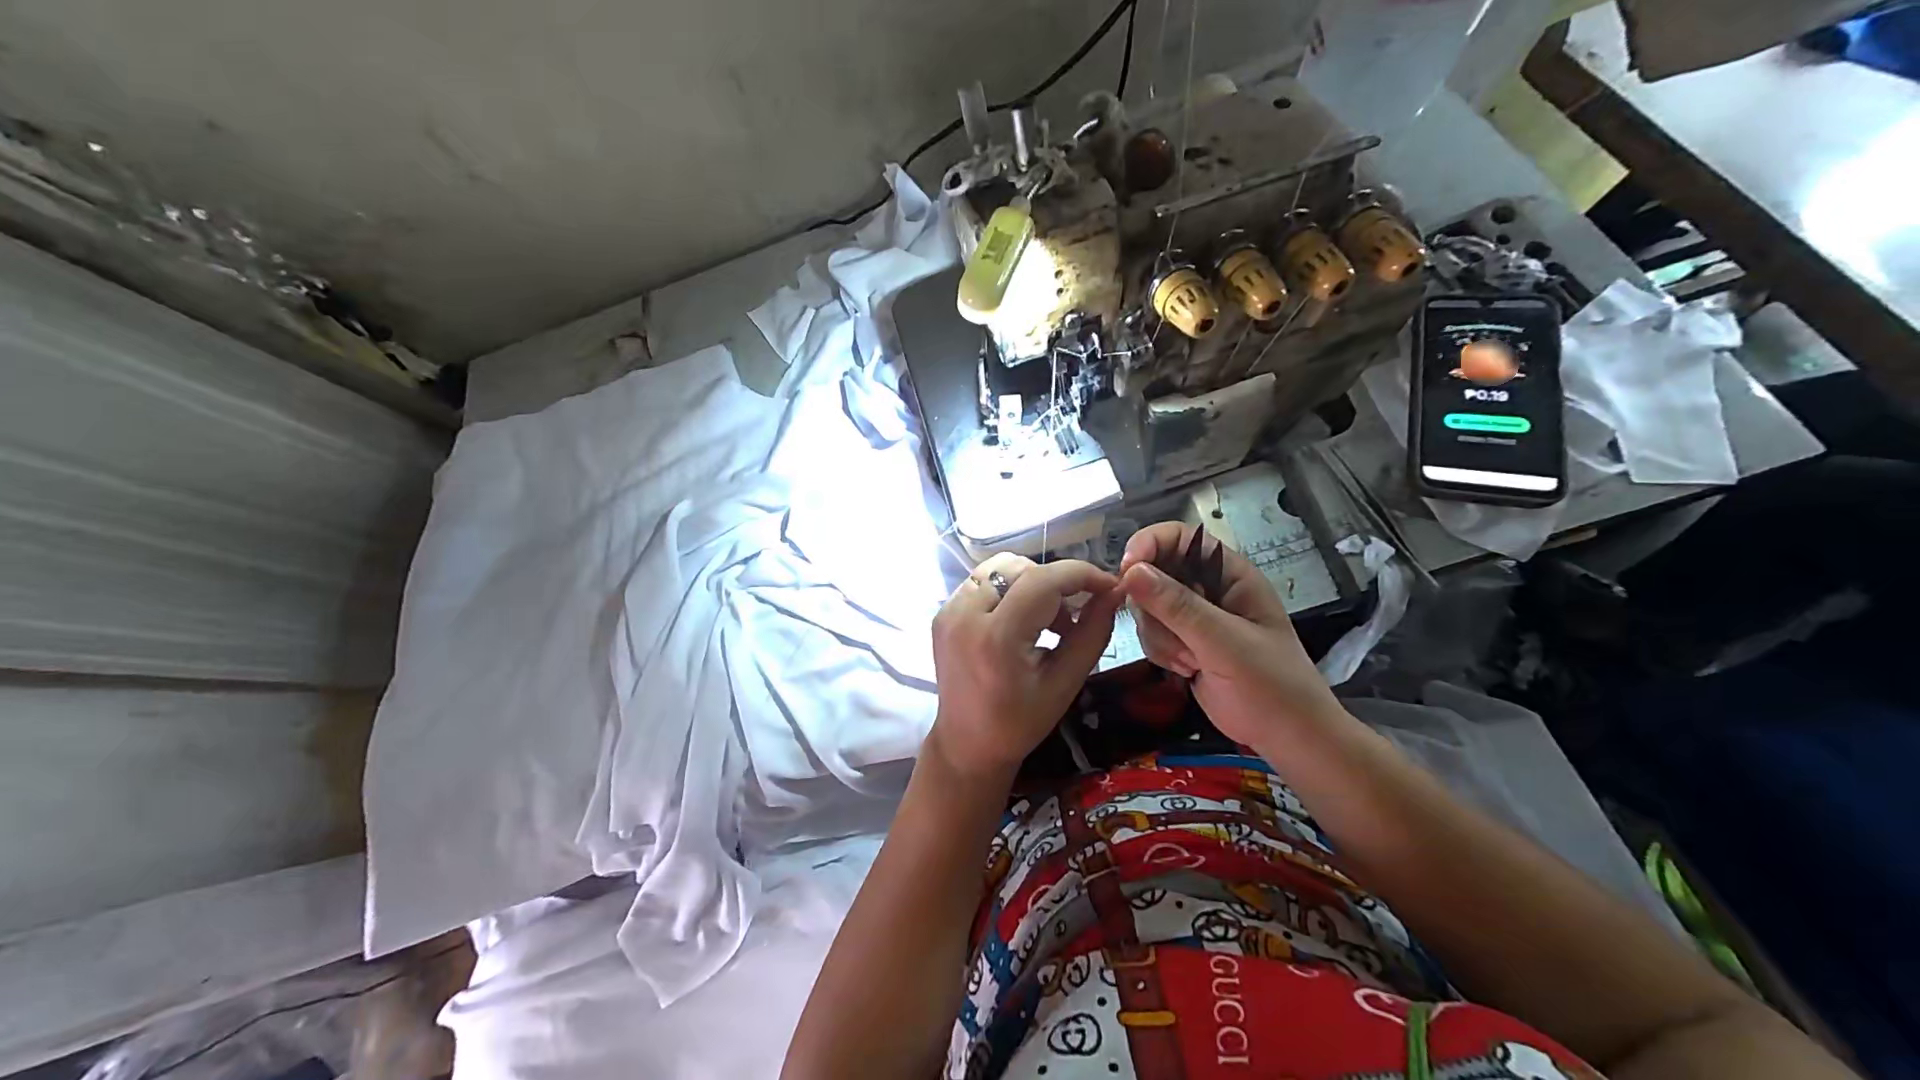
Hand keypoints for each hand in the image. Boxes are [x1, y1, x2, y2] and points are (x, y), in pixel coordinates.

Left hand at [928, 553, 1124, 782]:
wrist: (967, 743)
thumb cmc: (1020, 722)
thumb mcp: (1066, 682)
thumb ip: (1092, 632)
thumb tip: (1115, 591)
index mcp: (995, 638)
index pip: (1043, 580)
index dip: (1081, 575)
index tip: (1108, 586)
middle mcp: (965, 615)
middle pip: (1021, 568)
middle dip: (1056, 584)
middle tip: (1070, 621)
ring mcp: (948, 611)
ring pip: (1000, 567)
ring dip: (1031, 583)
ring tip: (1044, 622)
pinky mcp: (943, 611)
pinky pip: (982, 580)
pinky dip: (1008, 590)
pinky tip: (1019, 621)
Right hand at [1118, 522, 1347, 748]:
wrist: (1287, 737)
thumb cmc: (1271, 684)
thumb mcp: (1224, 642)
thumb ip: (1177, 606)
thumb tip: (1131, 571)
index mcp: (1229, 574)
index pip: (1179, 538)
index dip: (1149, 544)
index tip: (1127, 570)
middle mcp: (1209, 589)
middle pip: (1154, 573)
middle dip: (1153, 607)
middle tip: (1174, 635)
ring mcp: (1194, 618)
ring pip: (1147, 608)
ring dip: (1160, 636)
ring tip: (1191, 660)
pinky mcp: (1183, 643)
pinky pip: (1151, 634)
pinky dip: (1161, 652)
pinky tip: (1187, 670)